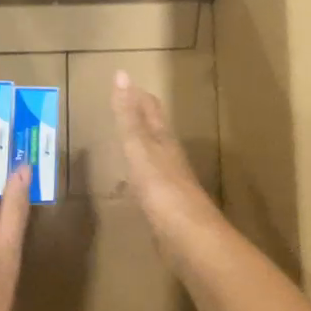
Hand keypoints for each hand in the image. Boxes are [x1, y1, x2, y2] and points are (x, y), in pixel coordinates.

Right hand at [109, 70, 216, 236]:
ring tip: (128, 141)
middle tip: (127, 105)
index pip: (150, 110)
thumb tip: (122, 74)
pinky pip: (149, 182)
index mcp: (163, 140)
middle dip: (142, 116)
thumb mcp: (139, 147)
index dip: (139, 95)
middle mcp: (169, 157)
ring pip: (154, 156)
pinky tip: (133, 184)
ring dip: (142, 145)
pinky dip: (139, 175)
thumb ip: (128, 115)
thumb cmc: (162, 188)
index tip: (127, 81)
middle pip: (155, 131)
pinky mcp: (165, 208)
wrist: (187, 237)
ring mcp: (170, 183)